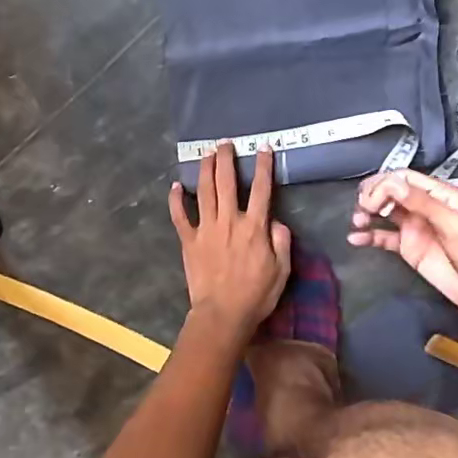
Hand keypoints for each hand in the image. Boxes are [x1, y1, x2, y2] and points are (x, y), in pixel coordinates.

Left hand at [169, 144, 290, 336]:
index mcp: (254, 226)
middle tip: (226, 144)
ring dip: (205, 169)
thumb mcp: (282, 270)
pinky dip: (176, 200)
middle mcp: (229, 220)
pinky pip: (180, 216)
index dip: (263, 166)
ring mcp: (206, 228)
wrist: (223, 314)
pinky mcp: (189, 240)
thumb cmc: (256, 294)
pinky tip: (175, 186)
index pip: (261, 189)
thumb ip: (281, 241)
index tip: (263, 148)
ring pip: (204, 191)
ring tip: (206, 153)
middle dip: (227, 159)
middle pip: (227, 181)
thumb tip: (276, 221)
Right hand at [348, 169, 457, 314]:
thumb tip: (392, 184)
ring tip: (357, 222)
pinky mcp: (407, 248)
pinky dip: (368, 236)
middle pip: (389, 191)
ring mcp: (413, 226)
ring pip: (383, 211)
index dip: (384, 184)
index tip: (373, 200)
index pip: (404, 179)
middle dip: (372, 195)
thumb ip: (424, 204)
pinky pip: (383, 237)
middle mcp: (422, 206)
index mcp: (438, 195)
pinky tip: (355, 239)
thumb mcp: (456, 226)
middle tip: (363, 209)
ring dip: (366, 213)